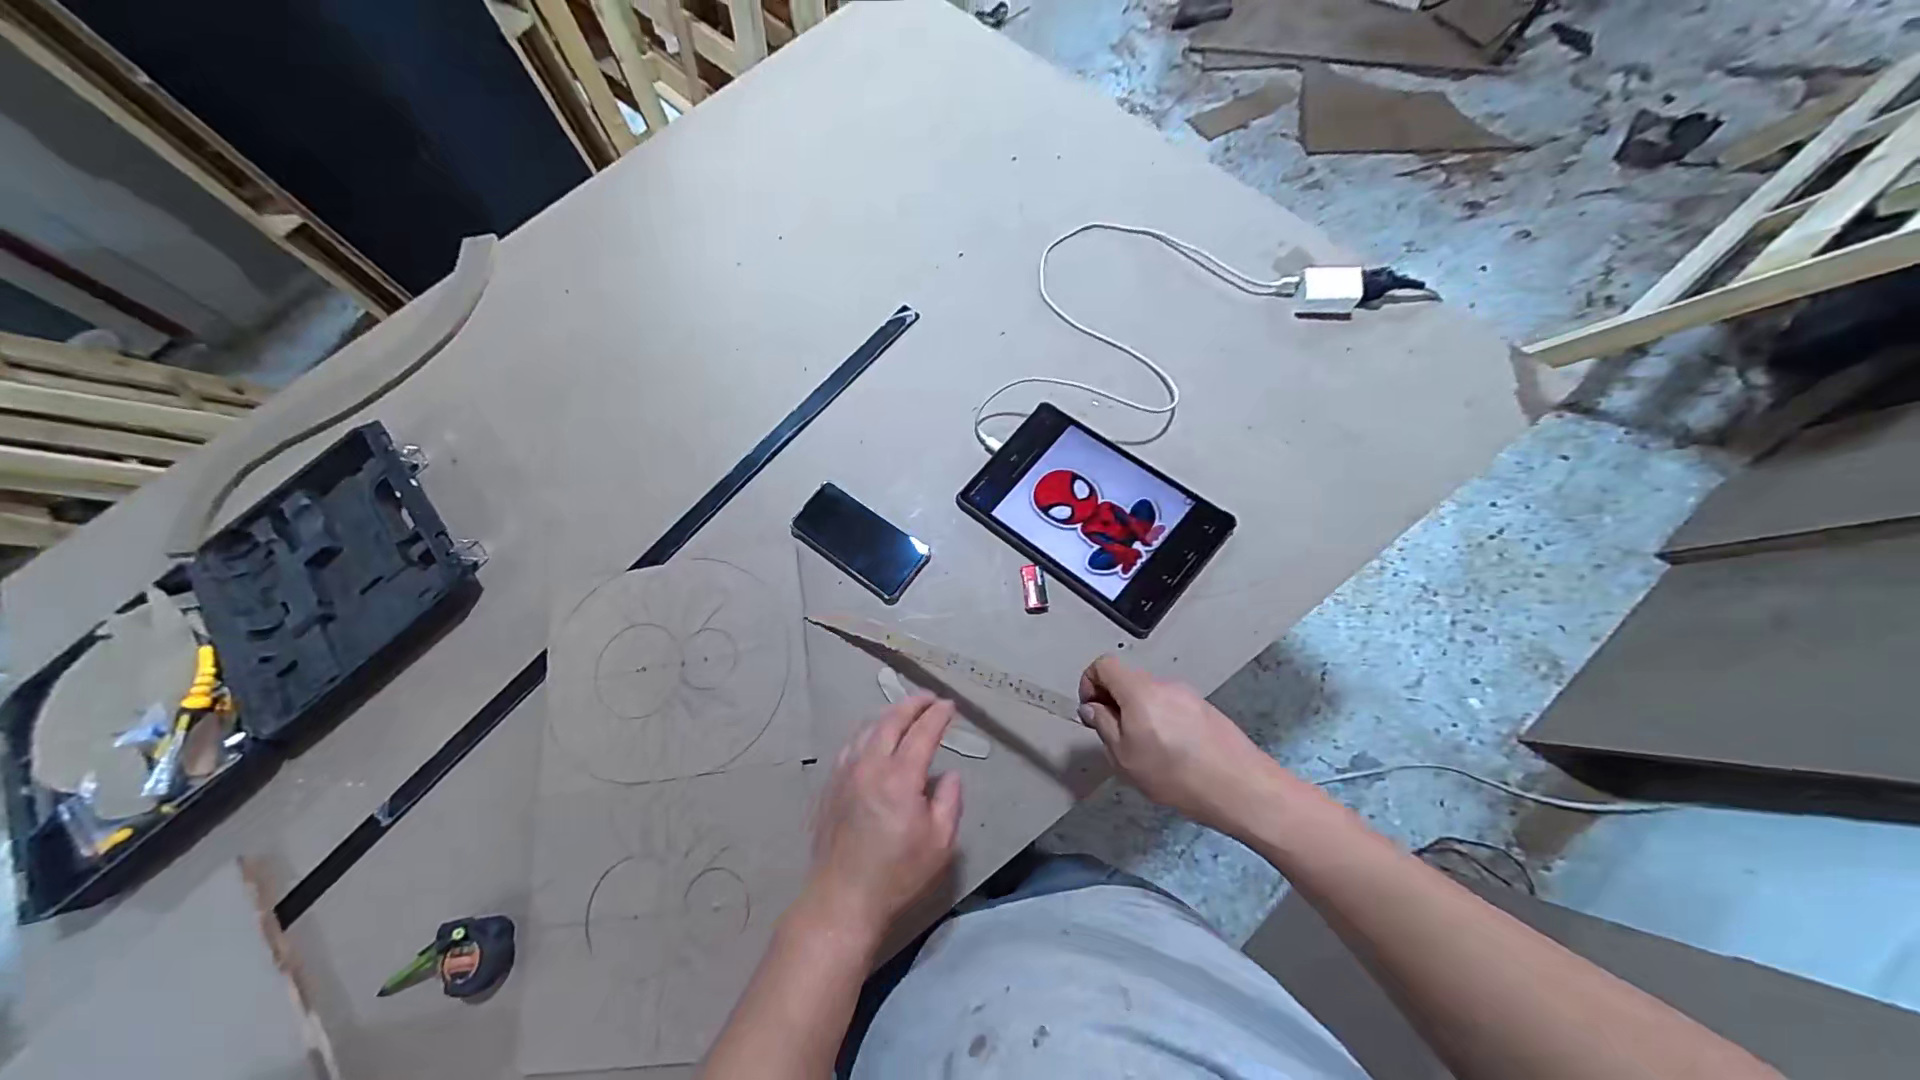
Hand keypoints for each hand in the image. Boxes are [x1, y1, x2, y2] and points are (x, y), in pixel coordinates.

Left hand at [806, 695, 963, 939]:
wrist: (842, 897)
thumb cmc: (897, 873)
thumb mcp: (940, 842)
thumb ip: (950, 801)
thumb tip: (949, 775)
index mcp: (900, 777)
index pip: (923, 732)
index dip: (938, 715)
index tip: (950, 706)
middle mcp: (870, 765)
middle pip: (891, 720)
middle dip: (913, 704)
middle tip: (929, 698)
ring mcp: (845, 772)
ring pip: (867, 728)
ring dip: (889, 715)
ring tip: (904, 713)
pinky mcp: (830, 785)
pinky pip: (851, 745)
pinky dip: (868, 732)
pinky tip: (874, 738)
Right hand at [1078, 655, 1277, 832]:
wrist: (1240, 788)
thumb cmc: (1176, 775)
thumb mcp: (1124, 757)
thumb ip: (1103, 725)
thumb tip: (1093, 708)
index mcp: (1139, 690)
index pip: (1103, 665)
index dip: (1089, 684)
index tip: (1092, 712)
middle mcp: (1164, 684)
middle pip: (1127, 680)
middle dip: (1114, 702)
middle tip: (1116, 737)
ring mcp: (1188, 695)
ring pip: (1149, 696)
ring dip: (1138, 714)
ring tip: (1146, 752)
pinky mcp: (1205, 710)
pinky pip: (1171, 707)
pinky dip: (1162, 722)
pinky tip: (1172, 755)